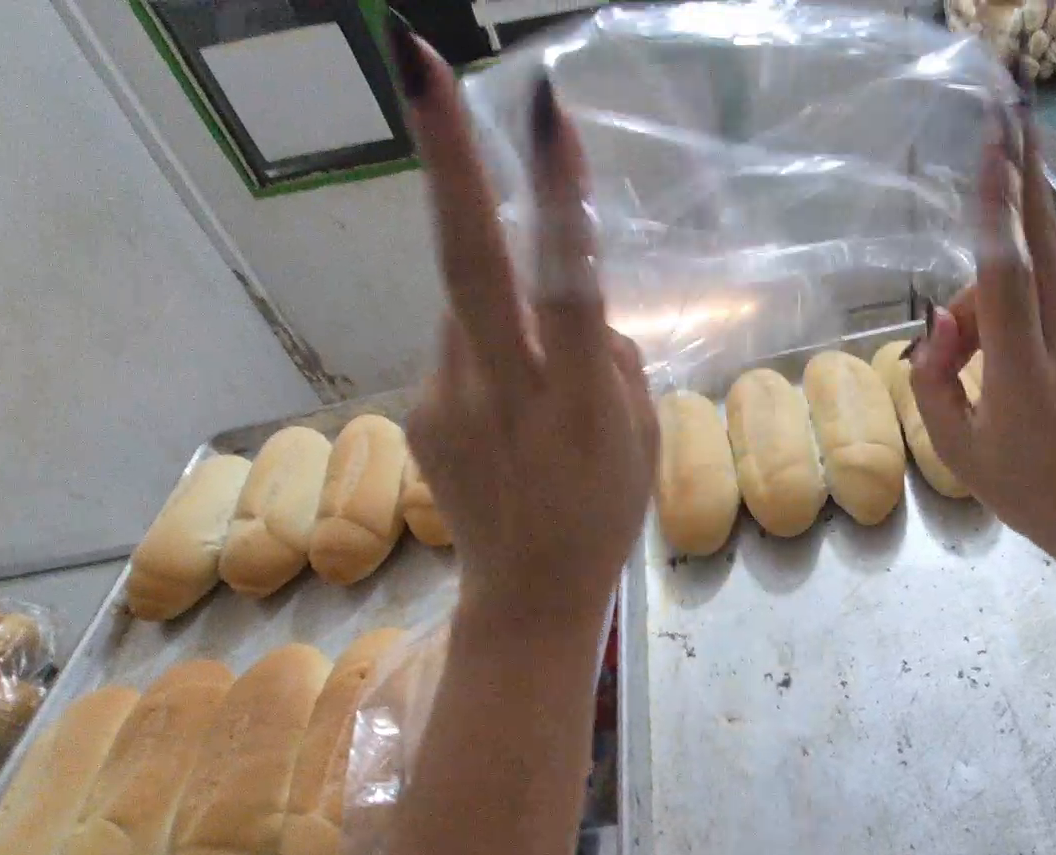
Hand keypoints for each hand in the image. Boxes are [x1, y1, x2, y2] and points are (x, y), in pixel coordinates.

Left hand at [394, 31, 656, 622]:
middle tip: (414, 59)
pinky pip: (458, 349)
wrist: (528, 594)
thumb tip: (579, 316)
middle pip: (469, 268)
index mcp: (580, 409)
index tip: (545, 113)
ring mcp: (445, 403)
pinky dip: (489, 354)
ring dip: (499, 305)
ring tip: (534, 381)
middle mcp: (504, 396)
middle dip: (447, 161)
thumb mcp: (642, 443)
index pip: (570, 291)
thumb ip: (615, 366)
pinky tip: (508, 412)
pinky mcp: (416, 412)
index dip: (560, 203)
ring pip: (469, 308)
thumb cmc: (606, 519)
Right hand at [910, 114, 1055, 566]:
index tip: (996, 150)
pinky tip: (973, 352)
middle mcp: (1054, 337)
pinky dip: (999, 304)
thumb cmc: (1023, 488)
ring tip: (950, 358)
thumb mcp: (957, 447)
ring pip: (1026, 278)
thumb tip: (933, 324)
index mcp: (1021, 366)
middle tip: (1015, 113)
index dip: (998, 211)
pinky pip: (1033, 302)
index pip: (1006, 274)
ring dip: (983, 286)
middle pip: (1040, 243)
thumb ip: (934, 380)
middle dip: (1027, 174)